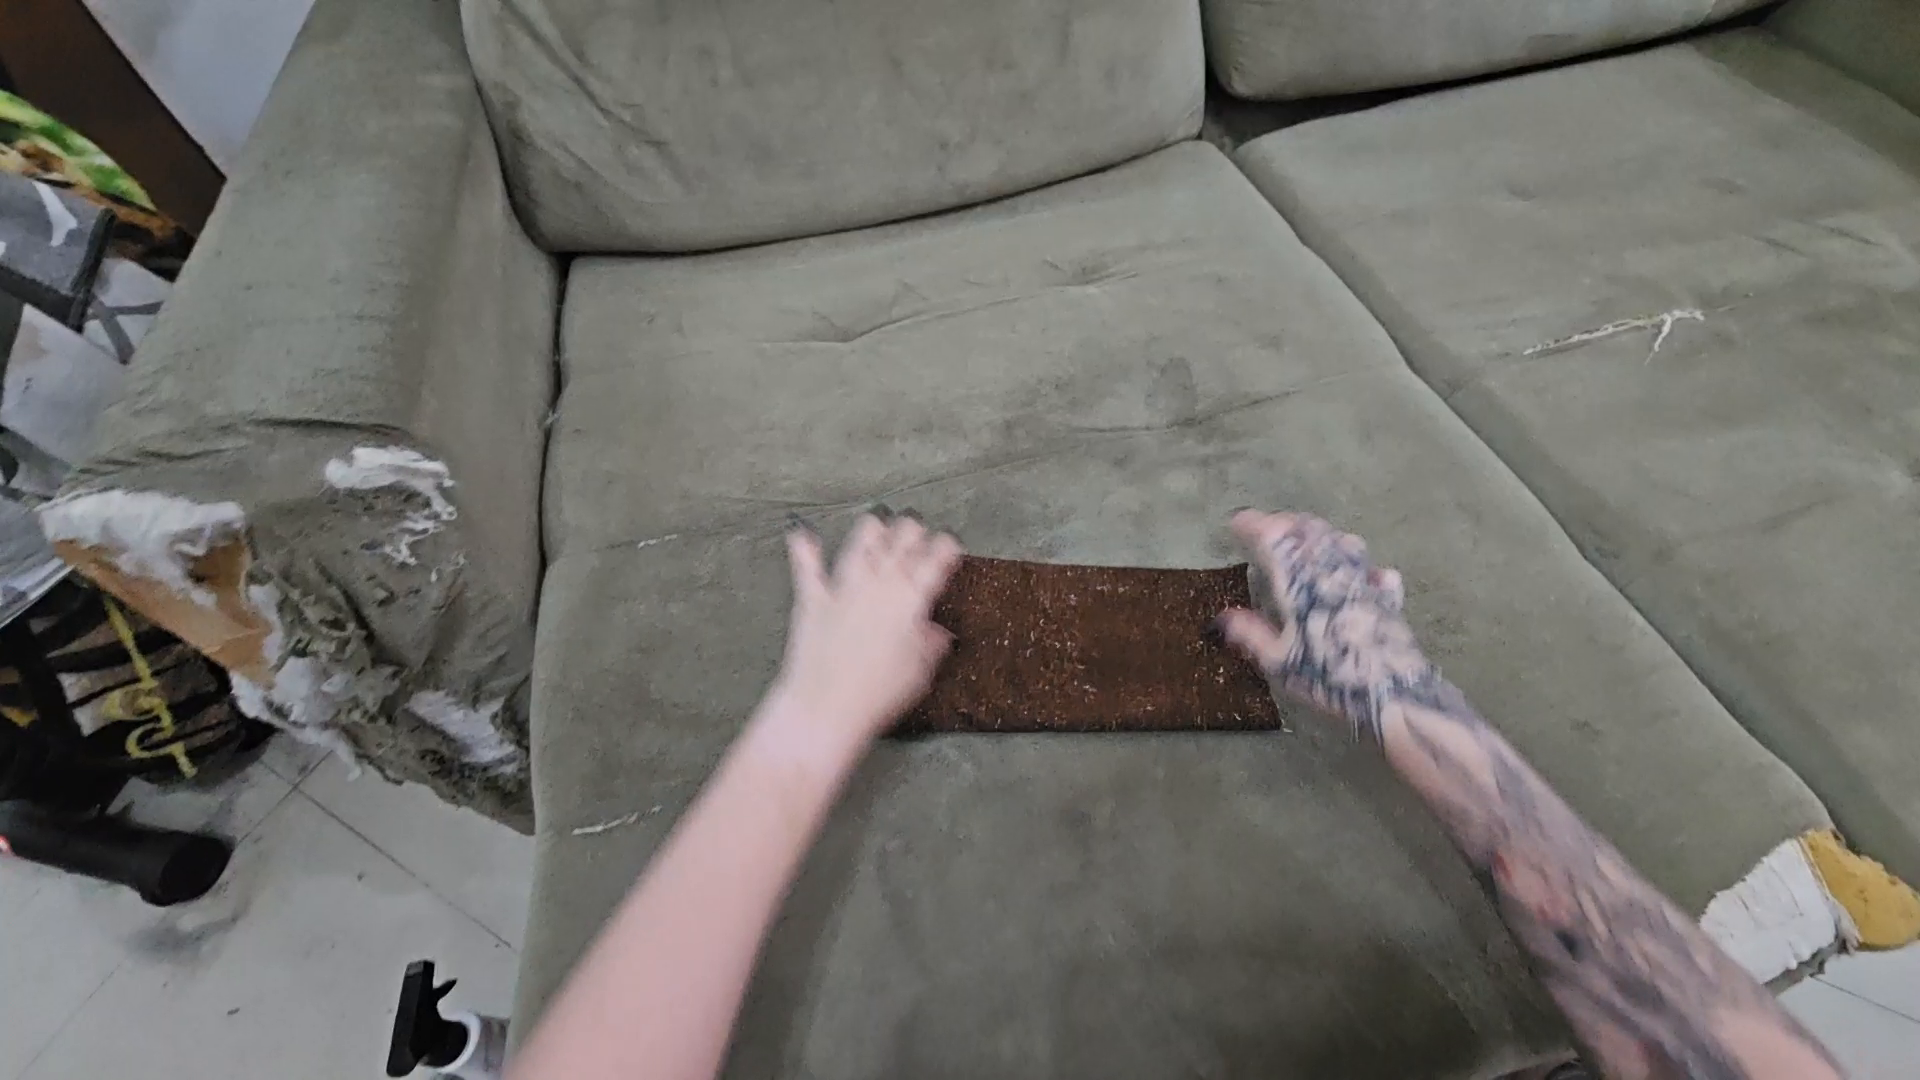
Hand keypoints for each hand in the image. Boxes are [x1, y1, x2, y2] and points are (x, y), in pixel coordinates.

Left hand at [767, 513, 963, 747]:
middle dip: (911, 532)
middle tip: (916, 529)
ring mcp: (845, 590)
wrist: (827, 706)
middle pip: (900, 544)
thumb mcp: (919, 671)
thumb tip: (937, 634)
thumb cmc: (877, 694)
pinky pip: (807, 568)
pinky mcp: (814, 601)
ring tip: (876, 521)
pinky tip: (800, 533)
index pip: (934, 563)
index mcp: (910, 601)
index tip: (949, 544)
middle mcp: (879, 587)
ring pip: (860, 545)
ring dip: (871, 532)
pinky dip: (804, 549)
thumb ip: (929, 645)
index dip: (944, 549)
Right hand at [1217, 510, 1436, 740]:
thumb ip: (1251, 635)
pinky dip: (1358, 564)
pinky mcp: (1387, 598)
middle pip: (1307, 531)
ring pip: (1341, 541)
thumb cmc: (1328, 677)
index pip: (1273, 540)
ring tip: (1304, 540)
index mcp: (1299, 584)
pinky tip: (1360, 573)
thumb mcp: (1278, 663)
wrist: (1392, 695)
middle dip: (1283, 524)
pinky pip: (1372, 570)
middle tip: (1266, 528)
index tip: (1236, 523)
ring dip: (1318, 535)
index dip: (1252, 525)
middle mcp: (1331, 573)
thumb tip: (1224, 617)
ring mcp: (1363, 582)